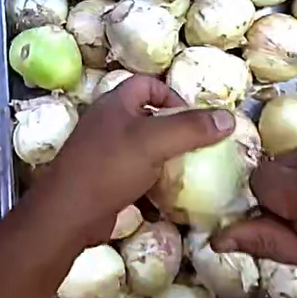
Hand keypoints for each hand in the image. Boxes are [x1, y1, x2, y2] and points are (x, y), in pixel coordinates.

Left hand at [25, 76, 233, 247]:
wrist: (67, 214)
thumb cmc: (109, 167)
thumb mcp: (155, 142)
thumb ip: (191, 128)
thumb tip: (229, 117)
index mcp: (116, 103)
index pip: (148, 84)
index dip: (172, 95)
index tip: (193, 118)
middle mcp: (108, 123)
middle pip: (148, 117)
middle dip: (173, 132)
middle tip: (197, 148)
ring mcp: (103, 153)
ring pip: (143, 149)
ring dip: (164, 161)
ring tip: (187, 175)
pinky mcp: (104, 181)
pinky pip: (135, 176)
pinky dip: (151, 186)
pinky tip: (166, 201)